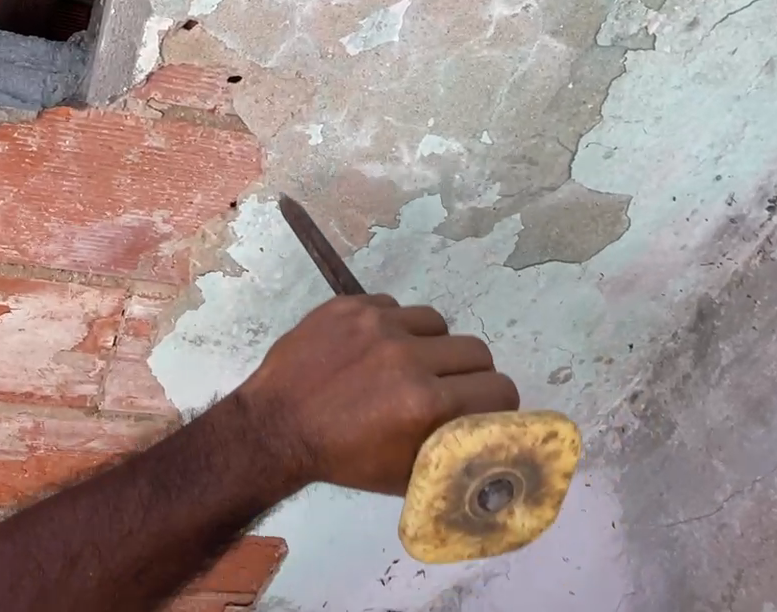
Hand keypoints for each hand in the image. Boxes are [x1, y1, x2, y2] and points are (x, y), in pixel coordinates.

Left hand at [231, 295, 518, 495]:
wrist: (277, 423)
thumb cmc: (343, 457)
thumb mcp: (407, 473)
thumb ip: (454, 451)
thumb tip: (491, 436)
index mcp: (427, 403)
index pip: (499, 388)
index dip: (497, 401)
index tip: (484, 406)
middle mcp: (407, 357)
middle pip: (475, 350)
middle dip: (469, 372)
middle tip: (449, 384)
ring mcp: (376, 324)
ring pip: (435, 321)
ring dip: (430, 343)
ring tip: (408, 361)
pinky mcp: (350, 305)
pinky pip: (393, 306)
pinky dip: (392, 326)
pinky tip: (373, 347)